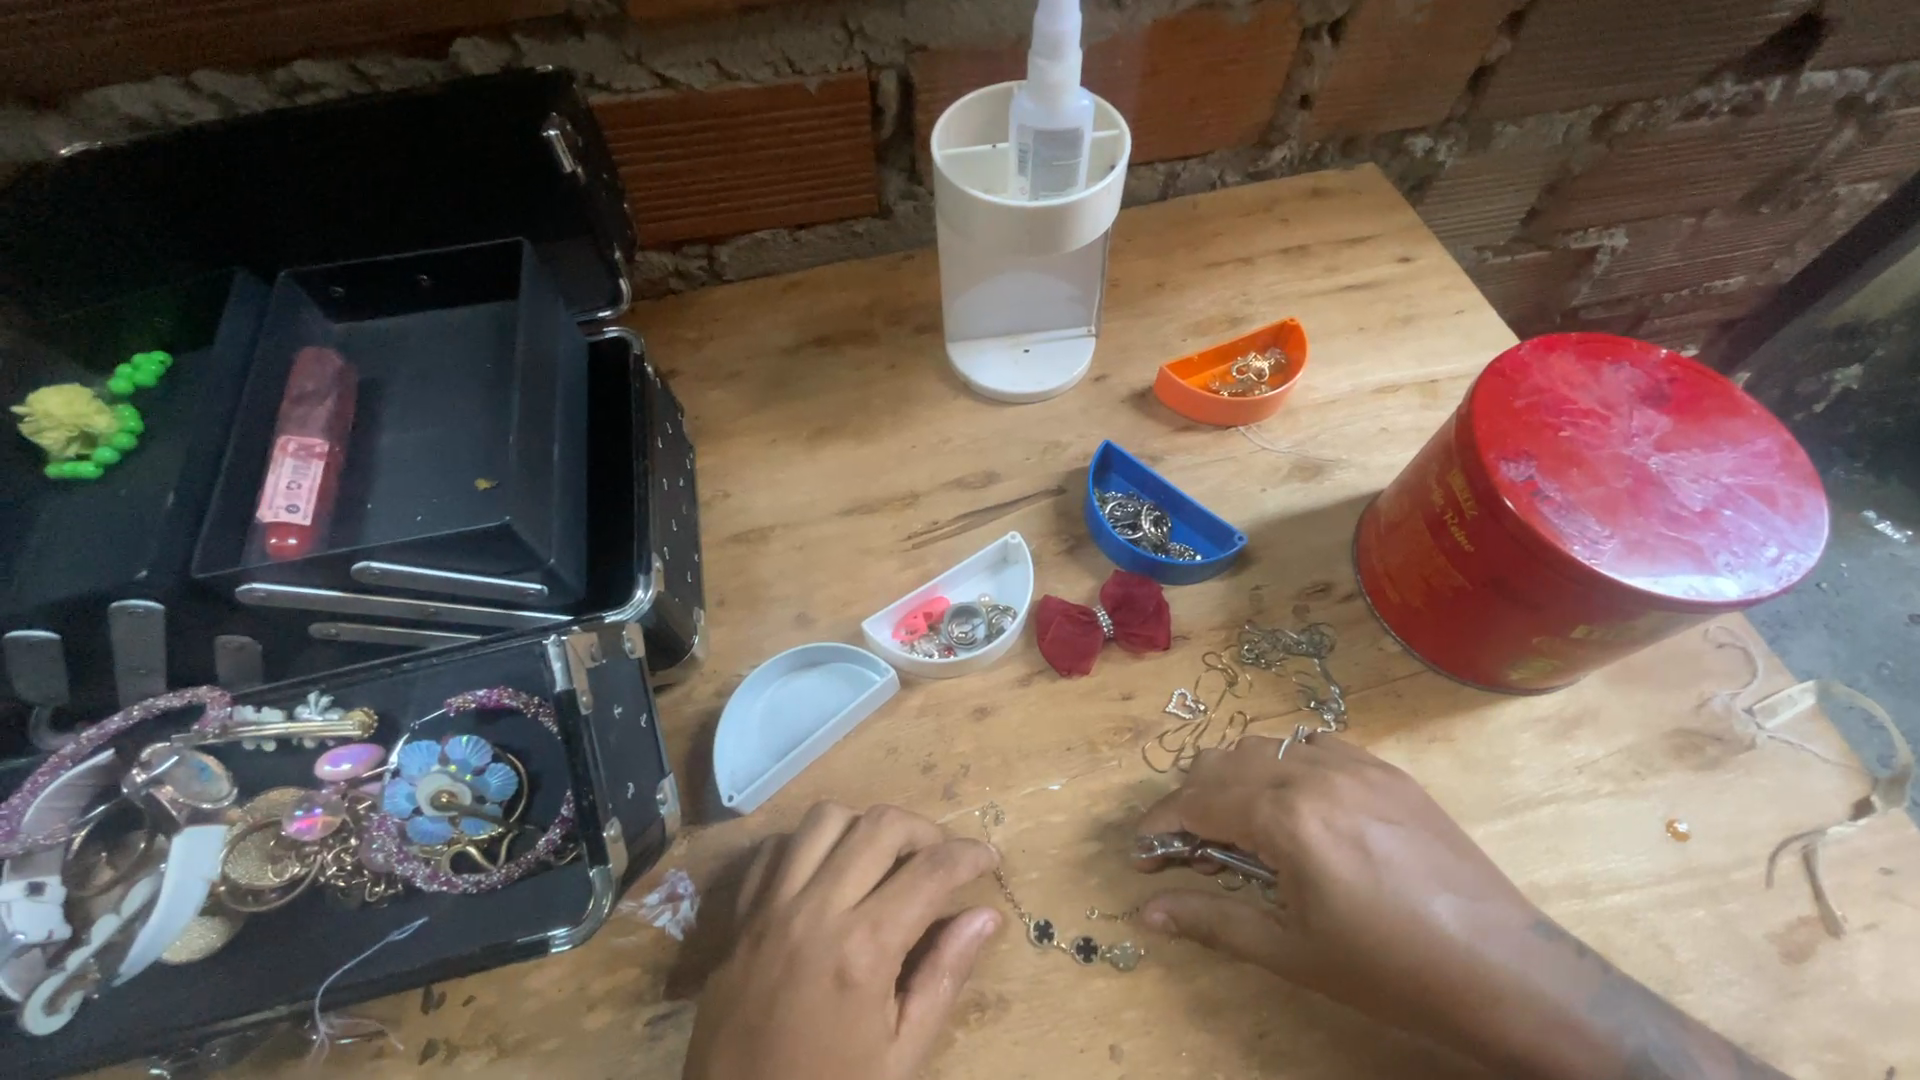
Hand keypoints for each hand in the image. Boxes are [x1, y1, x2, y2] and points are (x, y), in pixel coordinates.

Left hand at [684, 802, 1001, 1079]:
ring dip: (865, 828)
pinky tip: (829, 874)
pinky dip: (810, 846)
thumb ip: (944, 977)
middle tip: (941, 860)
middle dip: (925, 830)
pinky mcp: (740, 915)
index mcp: (863, 950)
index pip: (932, 870)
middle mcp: (816, 911)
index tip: (989, 859)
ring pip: (825, 819)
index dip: (971, 855)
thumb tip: (985, 916)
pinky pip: (777, 848)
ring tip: (885, 860)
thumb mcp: (900, 1056)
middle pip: (880, 824)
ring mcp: (770, 908)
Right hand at [1132, 734, 1539, 1046]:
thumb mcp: (1291, 951)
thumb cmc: (1389, 972)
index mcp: (1285, 818)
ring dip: (1234, 777)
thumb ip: (1211, 921)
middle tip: (1186, 845)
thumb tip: (1146, 912)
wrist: (1507, 974)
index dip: (1160, 824)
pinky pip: (1315, 745)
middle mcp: (1312, 774)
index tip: (1141, 853)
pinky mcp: (1387, 771)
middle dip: (1190, 799)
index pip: (1196, 802)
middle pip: (1223, 763)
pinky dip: (1285, 765)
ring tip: (1236, 823)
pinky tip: (1295, 803)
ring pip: (1266, 747)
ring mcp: (1355, 765)